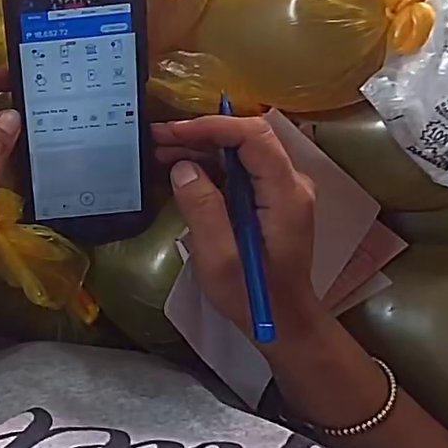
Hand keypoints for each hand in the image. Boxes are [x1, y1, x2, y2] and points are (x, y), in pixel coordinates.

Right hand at [152, 116, 327, 342]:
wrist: (284, 321)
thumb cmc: (254, 297)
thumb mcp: (220, 260)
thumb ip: (203, 210)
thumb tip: (183, 167)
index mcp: (285, 195)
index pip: (254, 137)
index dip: (212, 127)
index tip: (175, 132)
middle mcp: (290, 183)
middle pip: (246, 137)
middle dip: (200, 132)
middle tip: (158, 137)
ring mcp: (281, 189)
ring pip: (240, 149)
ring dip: (200, 146)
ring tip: (160, 150)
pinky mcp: (269, 197)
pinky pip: (238, 167)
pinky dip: (208, 162)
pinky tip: (179, 166)